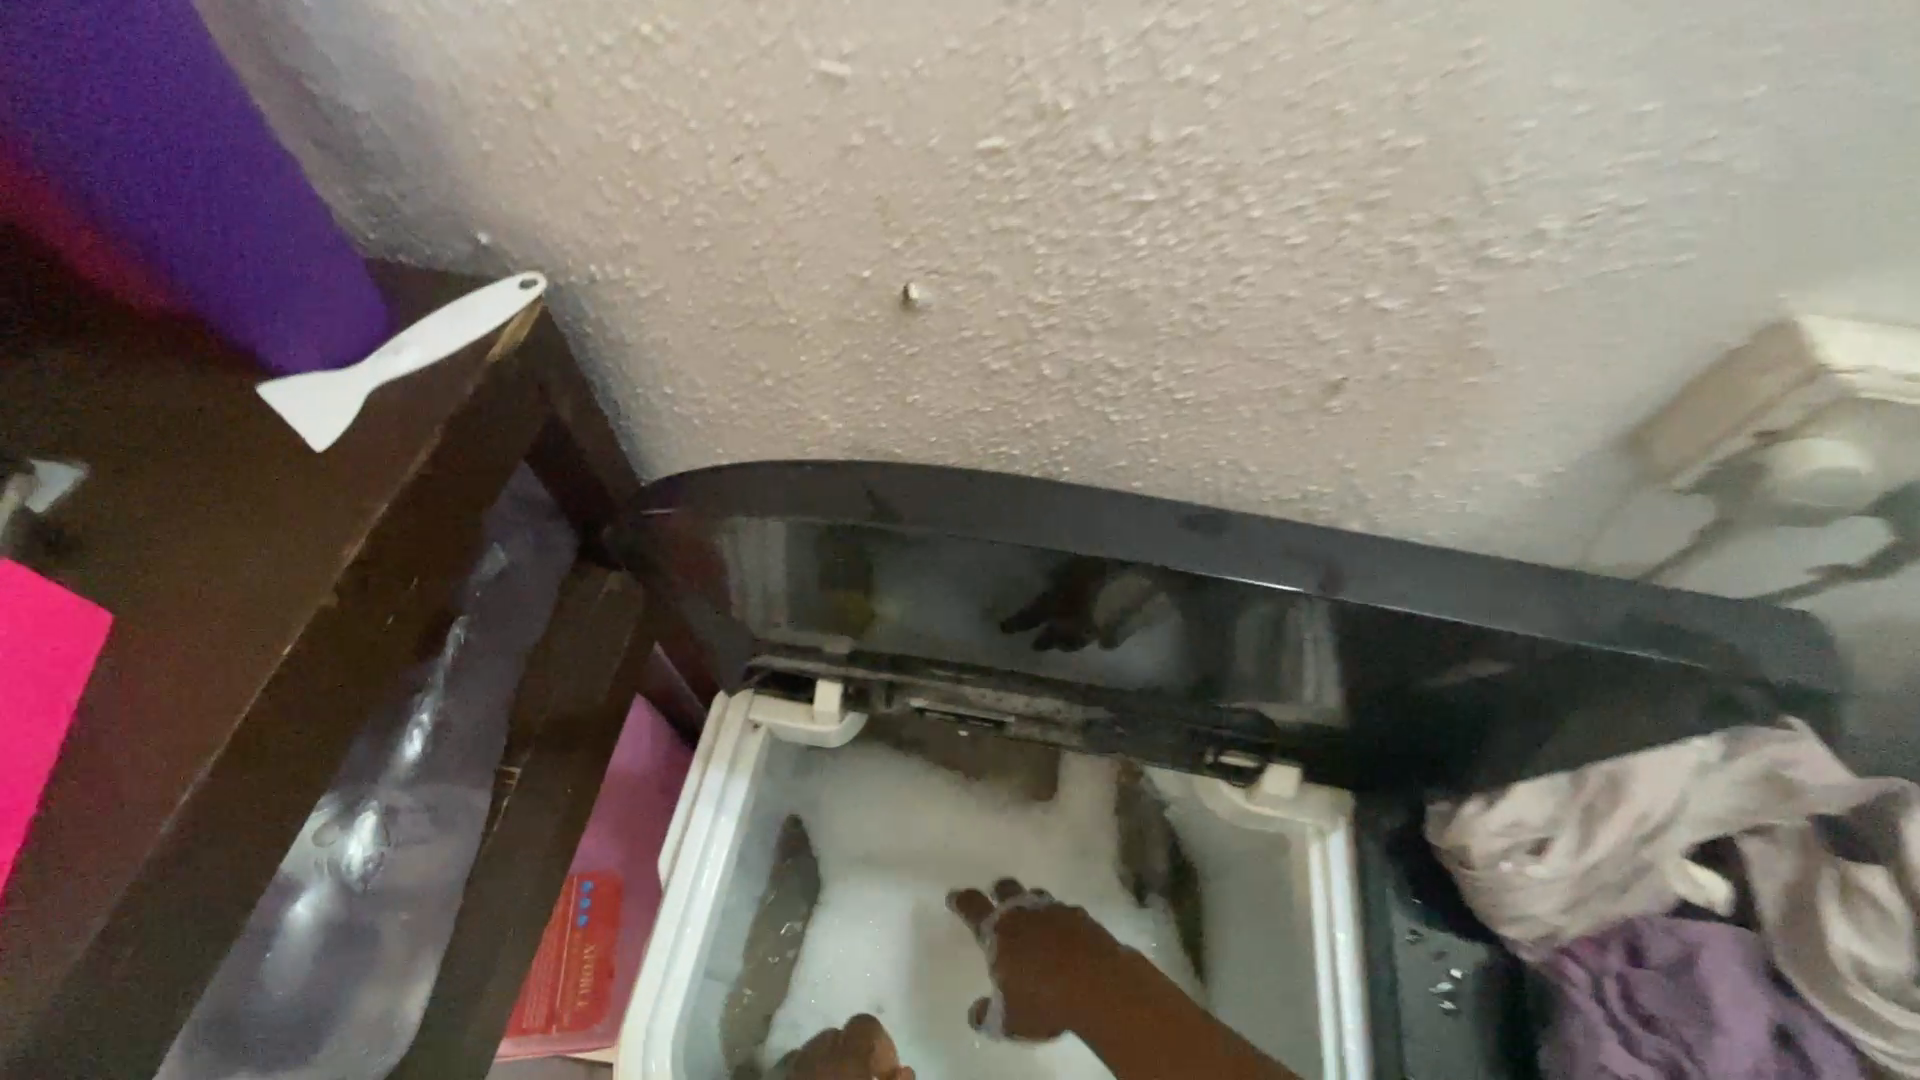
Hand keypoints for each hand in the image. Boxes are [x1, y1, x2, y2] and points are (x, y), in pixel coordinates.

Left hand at [776, 1014, 914, 1079]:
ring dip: (828, 1064)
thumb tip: (904, 1071)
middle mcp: (814, 1057)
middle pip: (836, 1036)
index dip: (881, 1044)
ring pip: (812, 1052)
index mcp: (845, 1059)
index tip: (888, 1073)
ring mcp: (790, 1071)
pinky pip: (792, 1068)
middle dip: (853, 1053)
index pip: (864, 1025)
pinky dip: (806, 1075)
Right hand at [946, 878, 1135, 1040]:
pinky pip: (1066, 911)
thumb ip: (988, 1015)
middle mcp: (1025, 913)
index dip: (962, 901)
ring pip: (1038, 896)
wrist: (1099, 985)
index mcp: (999, 932)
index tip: (955, 896)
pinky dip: (1061, 920)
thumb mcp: (1009, 1021)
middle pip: (1006, 888)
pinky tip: (1066, 936)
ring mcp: (1056, 911)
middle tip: (997, 897)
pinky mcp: (1083, 918)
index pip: (973, 907)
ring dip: (1032, 904)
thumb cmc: (1045, 1001)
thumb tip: (975, 1014)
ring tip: (1034, 919)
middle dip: (999, 891)